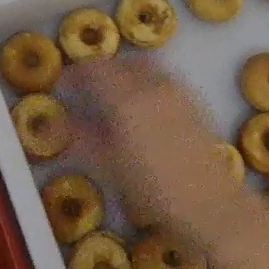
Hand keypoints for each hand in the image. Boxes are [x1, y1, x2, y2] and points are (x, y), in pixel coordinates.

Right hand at [57, 55, 236, 229]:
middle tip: (87, 89)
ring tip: (115, 94)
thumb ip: (81, 138)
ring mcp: (178, 92)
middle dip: (100, 71)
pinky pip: (165, 79)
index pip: (94, 70)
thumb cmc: (153, 191)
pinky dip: (148, 82)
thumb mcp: (109, 166)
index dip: (75, 73)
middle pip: (121, 64)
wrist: (210, 204)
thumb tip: (58, 122)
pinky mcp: (196, 102)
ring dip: (125, 72)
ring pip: (145, 67)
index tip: (64, 85)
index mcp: (126, 100)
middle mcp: (152, 87)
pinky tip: (145, 105)